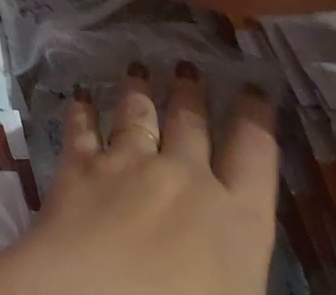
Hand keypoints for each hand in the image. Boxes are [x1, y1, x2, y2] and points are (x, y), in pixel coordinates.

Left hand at [0, 64, 278, 294]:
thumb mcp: (240, 293)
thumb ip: (242, 260)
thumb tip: (237, 246)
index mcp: (239, 218)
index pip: (257, 156)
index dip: (256, 117)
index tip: (252, 87)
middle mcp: (185, 178)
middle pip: (191, 124)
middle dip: (190, 91)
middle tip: (186, 63)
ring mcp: (127, 165)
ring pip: (137, 115)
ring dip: (138, 89)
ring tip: (138, 68)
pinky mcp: (78, 165)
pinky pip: (81, 129)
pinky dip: (80, 110)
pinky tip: (79, 94)